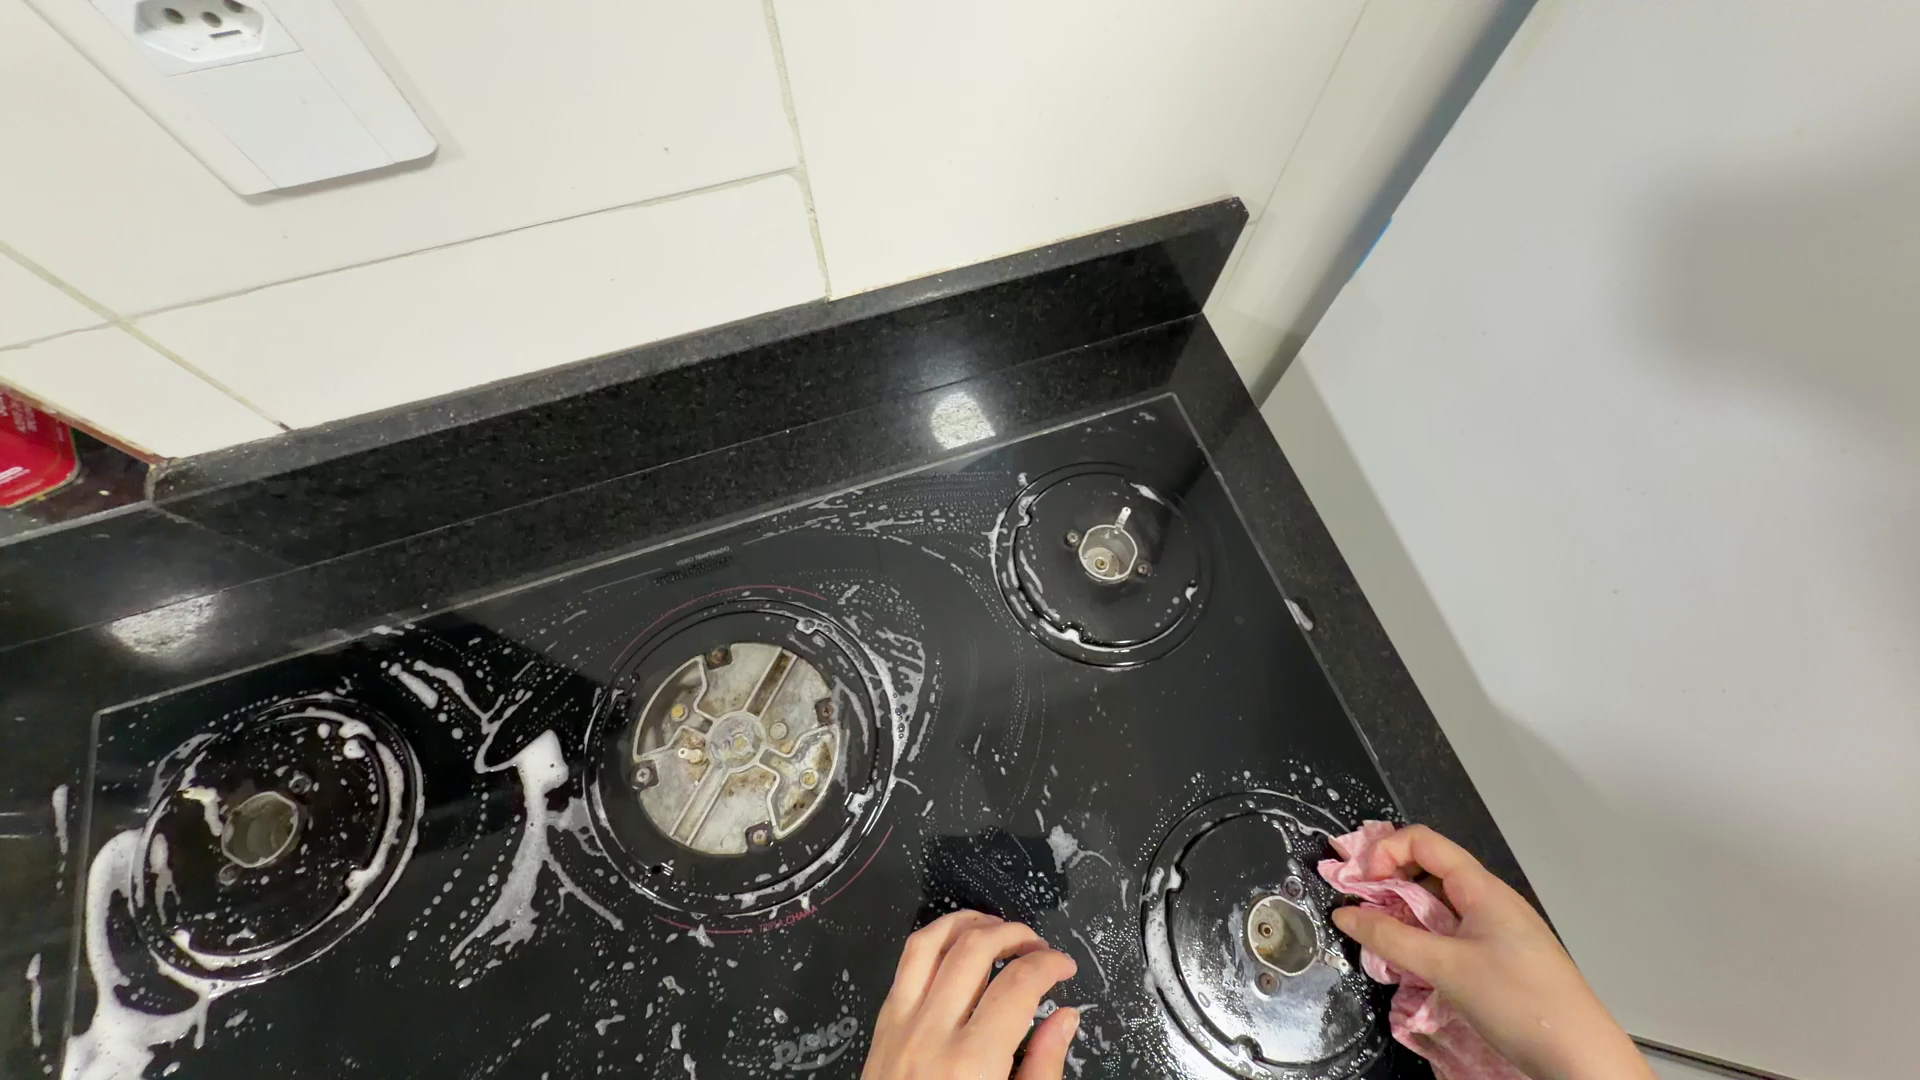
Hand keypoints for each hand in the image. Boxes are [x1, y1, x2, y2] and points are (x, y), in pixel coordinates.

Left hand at [862, 910, 1079, 1079]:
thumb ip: (1041, 1068)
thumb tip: (1066, 1015)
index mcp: (971, 1064)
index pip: (1018, 986)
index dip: (1050, 964)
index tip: (1066, 968)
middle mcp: (932, 1032)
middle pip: (976, 949)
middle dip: (1015, 934)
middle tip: (1039, 947)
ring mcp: (900, 1023)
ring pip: (933, 940)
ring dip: (971, 922)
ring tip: (1001, 928)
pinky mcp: (882, 1023)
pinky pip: (907, 960)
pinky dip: (936, 936)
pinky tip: (958, 942)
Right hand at [1329, 826, 1654, 1079]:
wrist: (1588, 1066)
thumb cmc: (1518, 1002)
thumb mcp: (1445, 968)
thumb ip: (1389, 937)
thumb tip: (1342, 913)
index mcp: (1481, 888)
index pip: (1422, 841)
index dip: (1385, 851)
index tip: (1362, 883)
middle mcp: (1489, 900)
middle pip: (1428, 868)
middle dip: (1388, 881)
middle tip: (1361, 906)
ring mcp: (1498, 929)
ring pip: (1438, 902)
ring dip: (1404, 911)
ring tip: (1383, 936)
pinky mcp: (1502, 957)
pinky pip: (1452, 929)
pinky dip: (1424, 934)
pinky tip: (1414, 959)